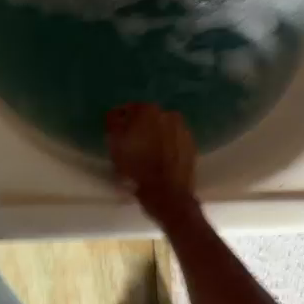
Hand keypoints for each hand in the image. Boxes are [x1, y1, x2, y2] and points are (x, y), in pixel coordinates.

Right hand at [104, 102, 199, 223]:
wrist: (168, 194)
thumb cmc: (137, 168)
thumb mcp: (115, 144)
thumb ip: (113, 122)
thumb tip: (116, 114)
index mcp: (147, 110)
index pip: (127, 109)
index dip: (119, 121)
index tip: (114, 134)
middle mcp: (168, 114)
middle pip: (146, 117)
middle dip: (137, 127)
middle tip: (129, 143)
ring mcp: (182, 130)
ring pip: (161, 128)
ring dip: (153, 136)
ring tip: (145, 153)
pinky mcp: (191, 146)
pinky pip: (172, 141)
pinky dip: (165, 146)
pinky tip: (158, 159)